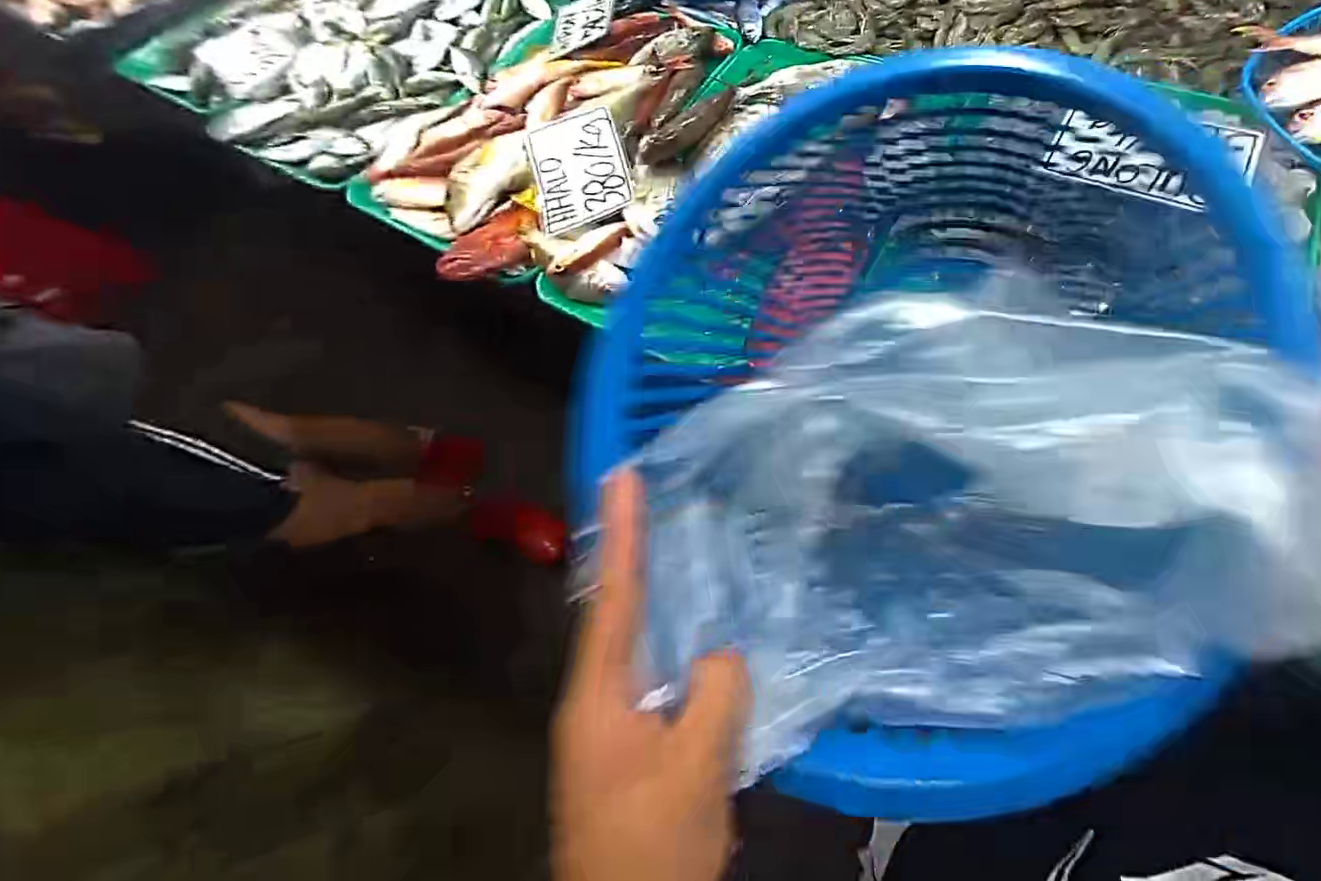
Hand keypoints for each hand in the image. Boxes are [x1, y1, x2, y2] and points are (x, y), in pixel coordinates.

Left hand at [553, 470, 749, 880]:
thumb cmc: (654, 846)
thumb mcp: (697, 766)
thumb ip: (716, 692)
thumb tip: (722, 654)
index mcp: (599, 695)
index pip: (614, 595)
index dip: (620, 532)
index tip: (622, 476)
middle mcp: (598, 696)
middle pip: (618, 605)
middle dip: (634, 547)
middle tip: (651, 492)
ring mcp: (614, 719)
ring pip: (642, 636)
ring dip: (660, 590)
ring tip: (682, 540)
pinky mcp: (637, 737)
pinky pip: (661, 668)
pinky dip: (680, 636)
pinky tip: (705, 625)